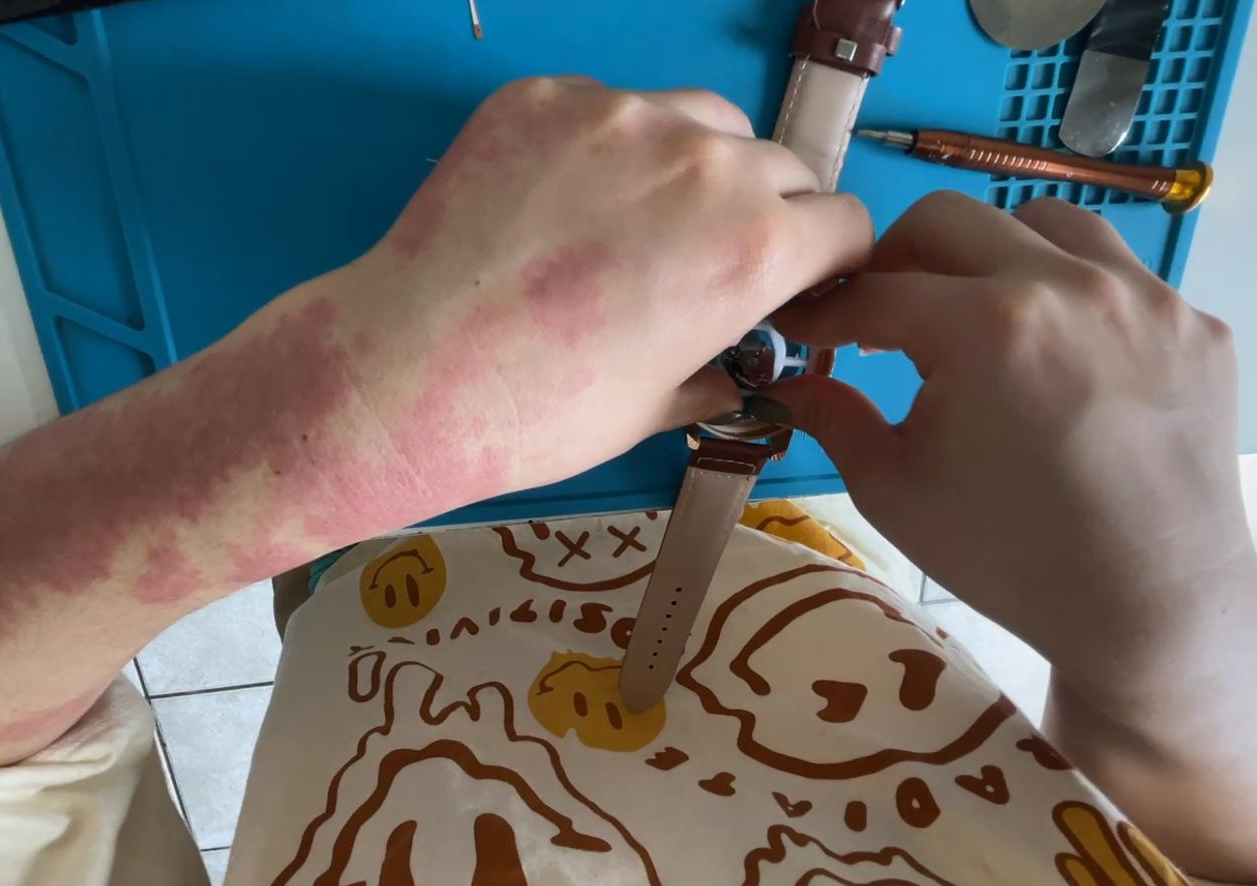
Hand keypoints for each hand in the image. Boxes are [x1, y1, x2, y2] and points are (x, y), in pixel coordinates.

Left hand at [325, 76, 874, 505]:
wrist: (412, 378)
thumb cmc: (542, 416)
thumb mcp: (649, 413)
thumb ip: (712, 376)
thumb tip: (734, 372)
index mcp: (752, 250)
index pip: (844, 224)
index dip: (825, 261)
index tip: (795, 283)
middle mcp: (704, 163)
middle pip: (779, 168)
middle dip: (765, 216)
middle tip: (704, 264)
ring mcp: (619, 115)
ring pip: (700, 123)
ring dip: (694, 170)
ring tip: (632, 228)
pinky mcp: (544, 99)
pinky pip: (610, 111)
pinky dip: (607, 152)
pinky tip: (557, 207)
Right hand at [766, 192, 1250, 709]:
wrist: (1143, 602)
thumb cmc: (1001, 552)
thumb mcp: (890, 488)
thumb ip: (831, 417)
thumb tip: (783, 383)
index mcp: (985, 329)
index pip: (874, 293)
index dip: (820, 311)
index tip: (794, 325)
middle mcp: (1068, 285)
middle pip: (947, 220)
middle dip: (887, 259)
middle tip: (868, 314)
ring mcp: (1145, 296)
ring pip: (1038, 221)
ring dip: (978, 256)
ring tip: (960, 316)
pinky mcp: (1193, 321)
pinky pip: (1110, 269)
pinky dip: (1055, 287)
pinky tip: (1042, 351)